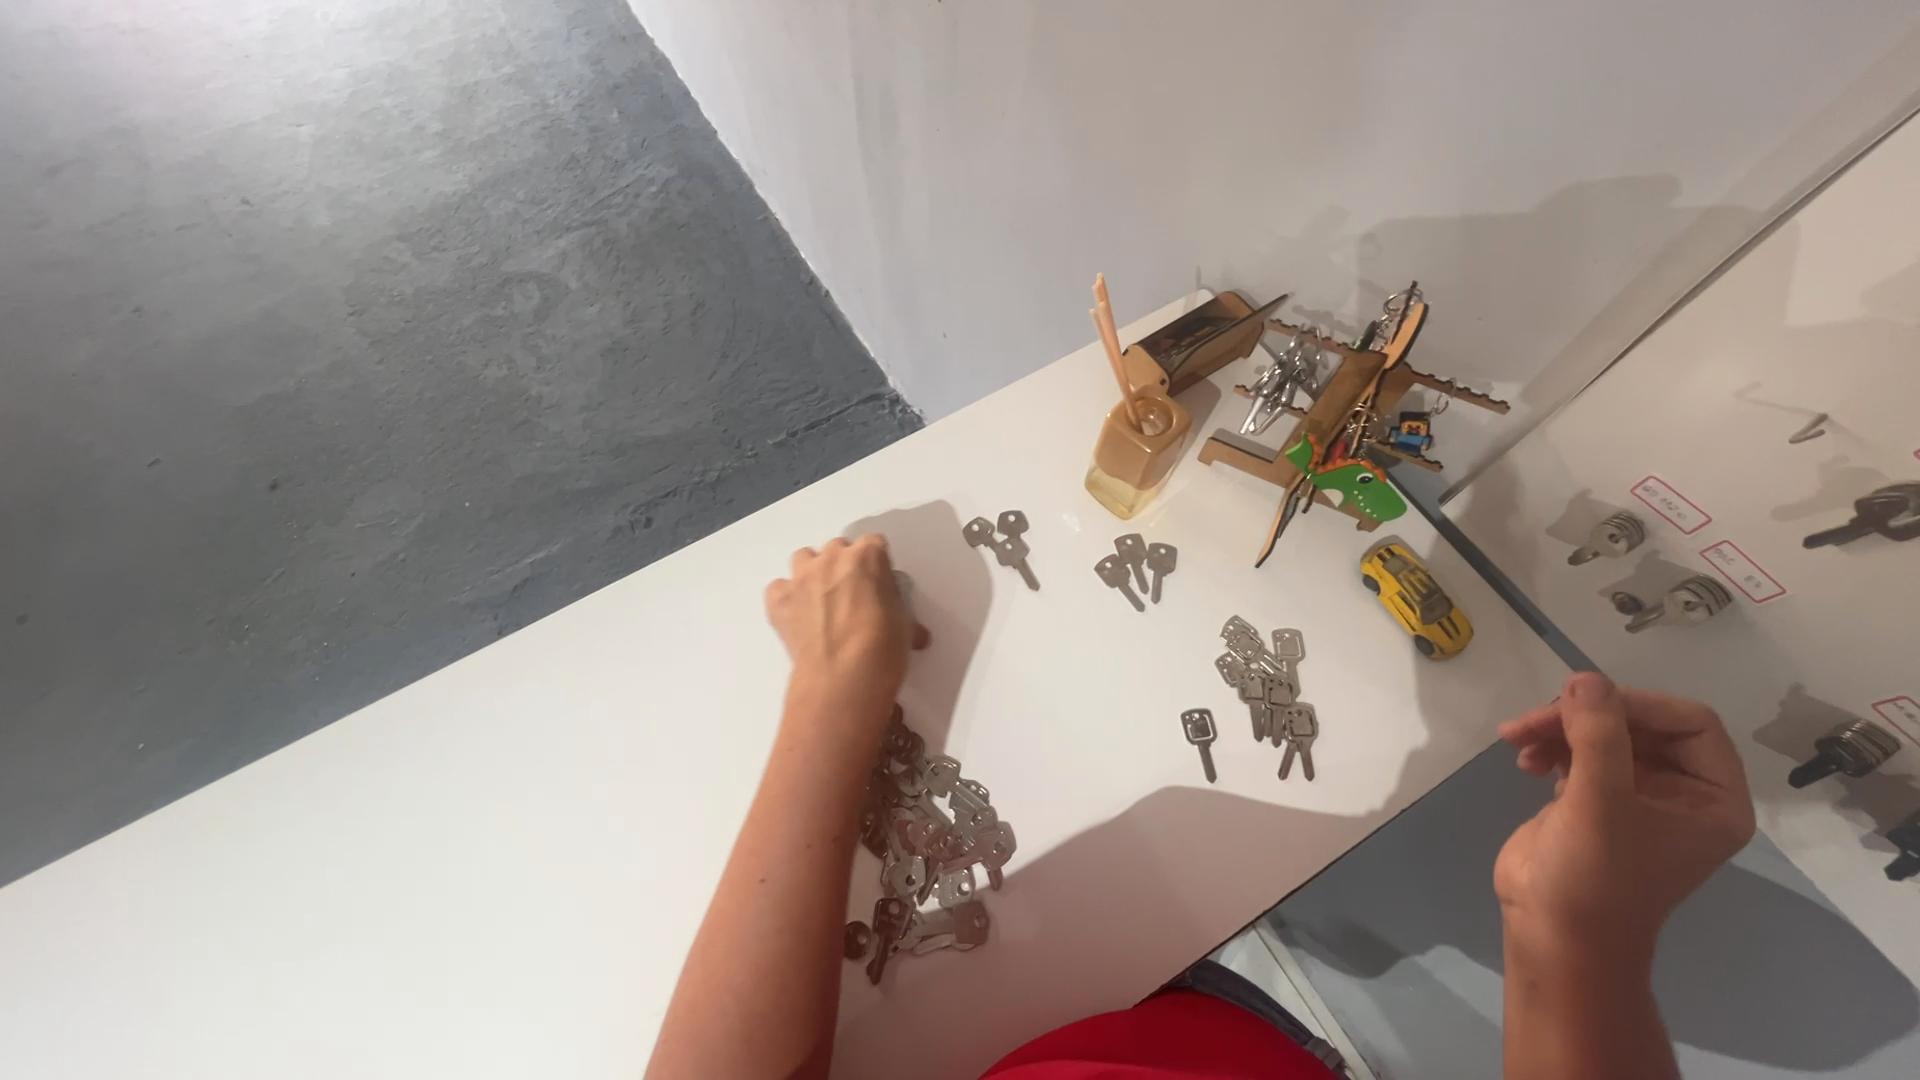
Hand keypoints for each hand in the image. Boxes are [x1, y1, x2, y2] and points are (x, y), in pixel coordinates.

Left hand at [765, 535, 928, 716]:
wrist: (844, 678)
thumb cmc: (883, 649)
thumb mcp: (904, 625)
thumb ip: (900, 614)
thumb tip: (914, 633)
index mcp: (868, 557)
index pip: (874, 544)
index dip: (877, 565)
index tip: (879, 585)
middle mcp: (832, 558)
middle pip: (837, 547)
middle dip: (843, 566)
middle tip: (851, 595)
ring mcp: (801, 577)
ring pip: (803, 558)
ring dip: (812, 572)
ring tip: (821, 600)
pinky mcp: (779, 600)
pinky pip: (778, 587)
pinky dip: (786, 597)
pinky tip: (797, 616)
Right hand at [1494, 673, 1754, 959]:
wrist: (1554, 930)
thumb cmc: (1595, 874)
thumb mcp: (1600, 802)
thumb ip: (1597, 736)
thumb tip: (1584, 678)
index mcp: (1711, 797)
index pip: (1690, 722)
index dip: (1634, 704)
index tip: (1576, 705)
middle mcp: (1680, 792)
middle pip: (1638, 722)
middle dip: (1582, 716)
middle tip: (1530, 723)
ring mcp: (1634, 795)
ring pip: (1601, 733)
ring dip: (1556, 728)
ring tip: (1516, 740)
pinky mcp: (1591, 799)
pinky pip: (1577, 751)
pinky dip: (1548, 746)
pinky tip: (1524, 762)